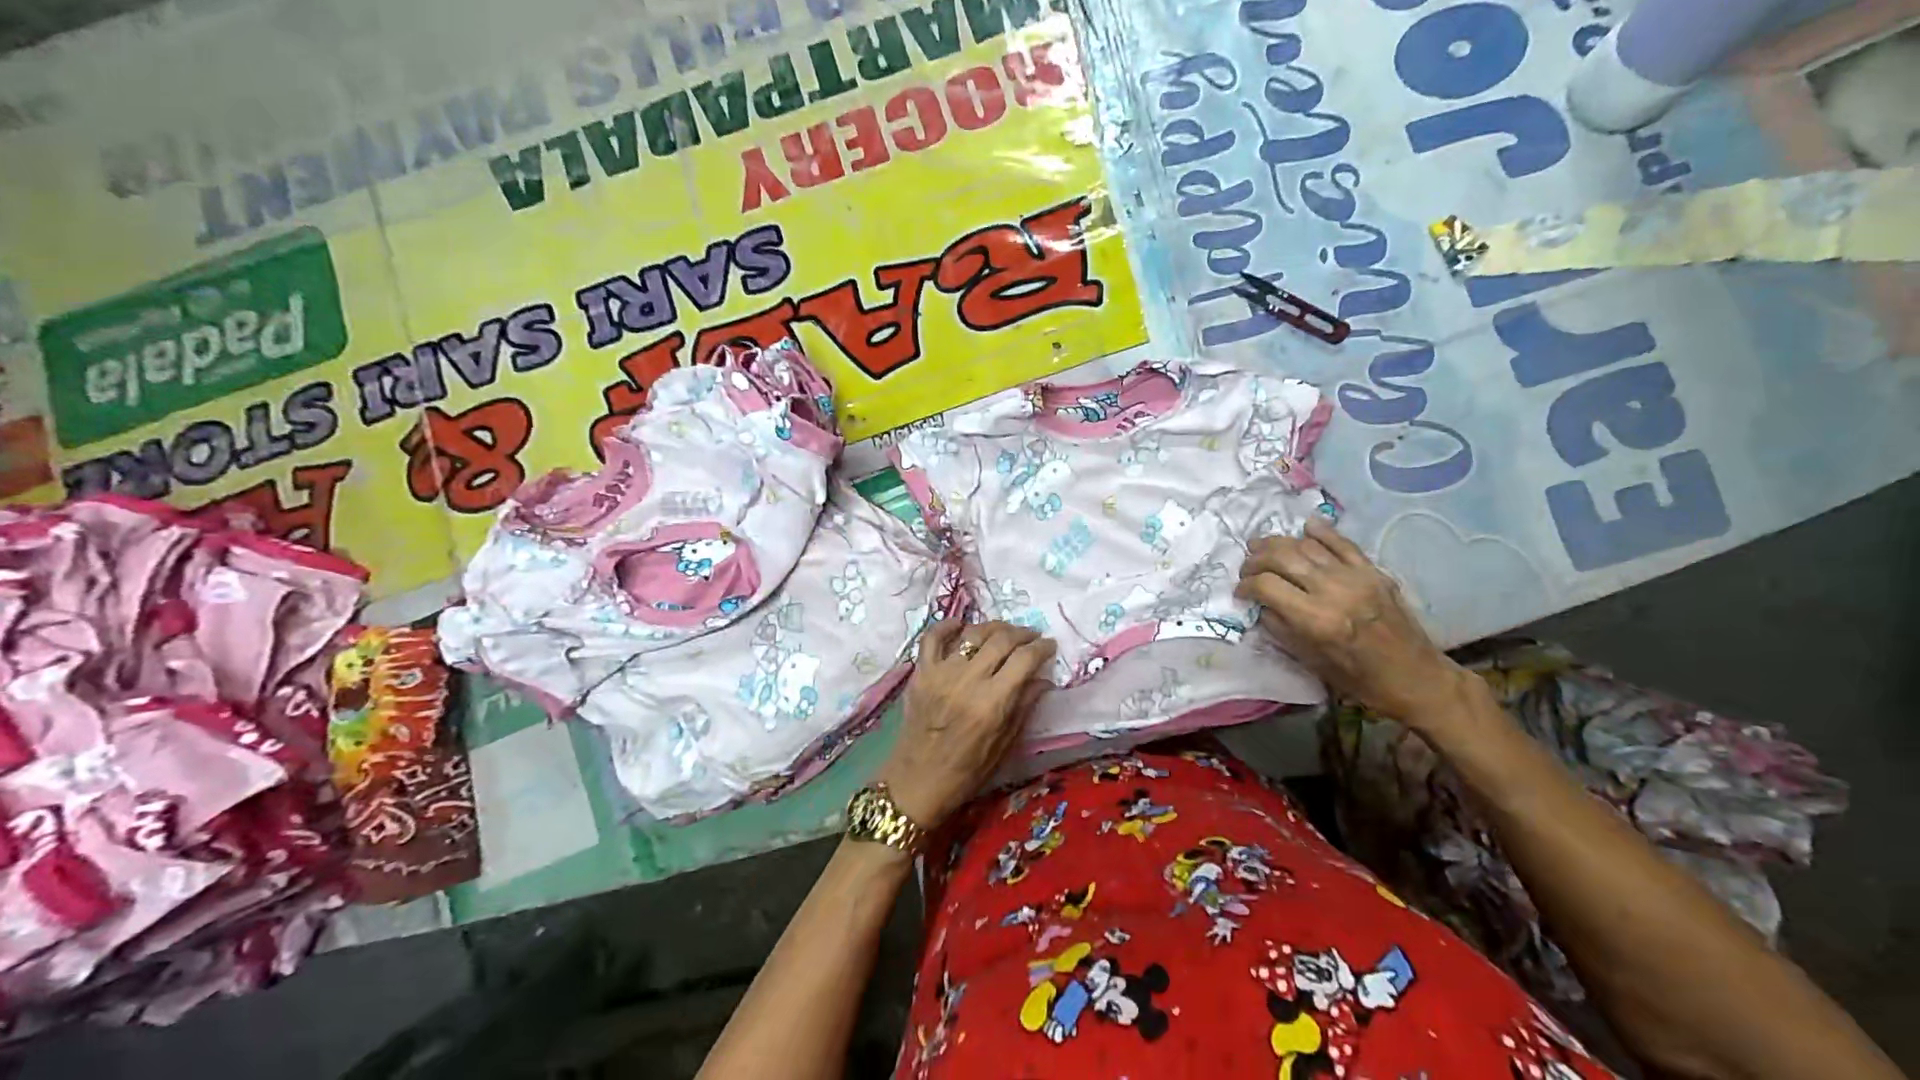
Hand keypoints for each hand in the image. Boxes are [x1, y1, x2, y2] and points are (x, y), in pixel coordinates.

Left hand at [878, 620, 1056, 829]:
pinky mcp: (920, 672)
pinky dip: (947, 626)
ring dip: (994, 627)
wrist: (916, 782)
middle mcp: (968, 680)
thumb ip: (1024, 707)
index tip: (1049, 646)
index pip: (1024, 659)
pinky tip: (962, 625)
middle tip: (1032, 637)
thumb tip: (1043, 679)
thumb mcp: (1004, 745)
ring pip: (973, 634)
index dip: (1041, 648)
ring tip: (1005, 632)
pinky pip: (932, 638)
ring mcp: (941, 673)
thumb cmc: (966, 772)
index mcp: (992, 703)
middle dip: (1022, 634)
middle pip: (1001, 640)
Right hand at [1235, 517, 1471, 725]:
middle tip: (1246, 567)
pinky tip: (1305, 528)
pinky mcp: (1373, 572)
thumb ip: (1281, 628)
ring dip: (1279, 543)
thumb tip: (1261, 604)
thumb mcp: (1310, 661)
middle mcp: (1333, 591)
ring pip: (1307, 545)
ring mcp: (1356, 577)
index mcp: (1316, 620)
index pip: (1266, 586)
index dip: (1246, 586)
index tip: (1240, 592)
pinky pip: (1342, 543)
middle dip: (1256, 559)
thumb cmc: (1360, 680)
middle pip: (1282, 558)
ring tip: (1263, 547)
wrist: (1416, 678)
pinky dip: (1321, 532)